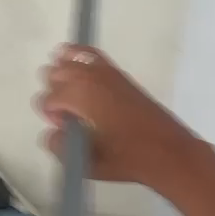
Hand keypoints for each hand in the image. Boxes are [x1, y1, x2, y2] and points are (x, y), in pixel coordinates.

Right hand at [36, 45, 207, 191]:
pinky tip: (73, 64)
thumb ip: (60, 147)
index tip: (67, 130)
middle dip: (55, 95)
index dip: (52, 116)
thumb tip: (52, 134)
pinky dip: (76, 55)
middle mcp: (89, 77)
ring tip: (73, 99)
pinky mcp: (116, 72)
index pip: (47, 99)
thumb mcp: (87, 162)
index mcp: (80, 96)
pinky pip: (88, 53)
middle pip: (53, 75)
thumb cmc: (127, 158)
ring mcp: (104, 71)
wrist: (167, 151)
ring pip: (66, 61)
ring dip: (63, 78)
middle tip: (70, 117)